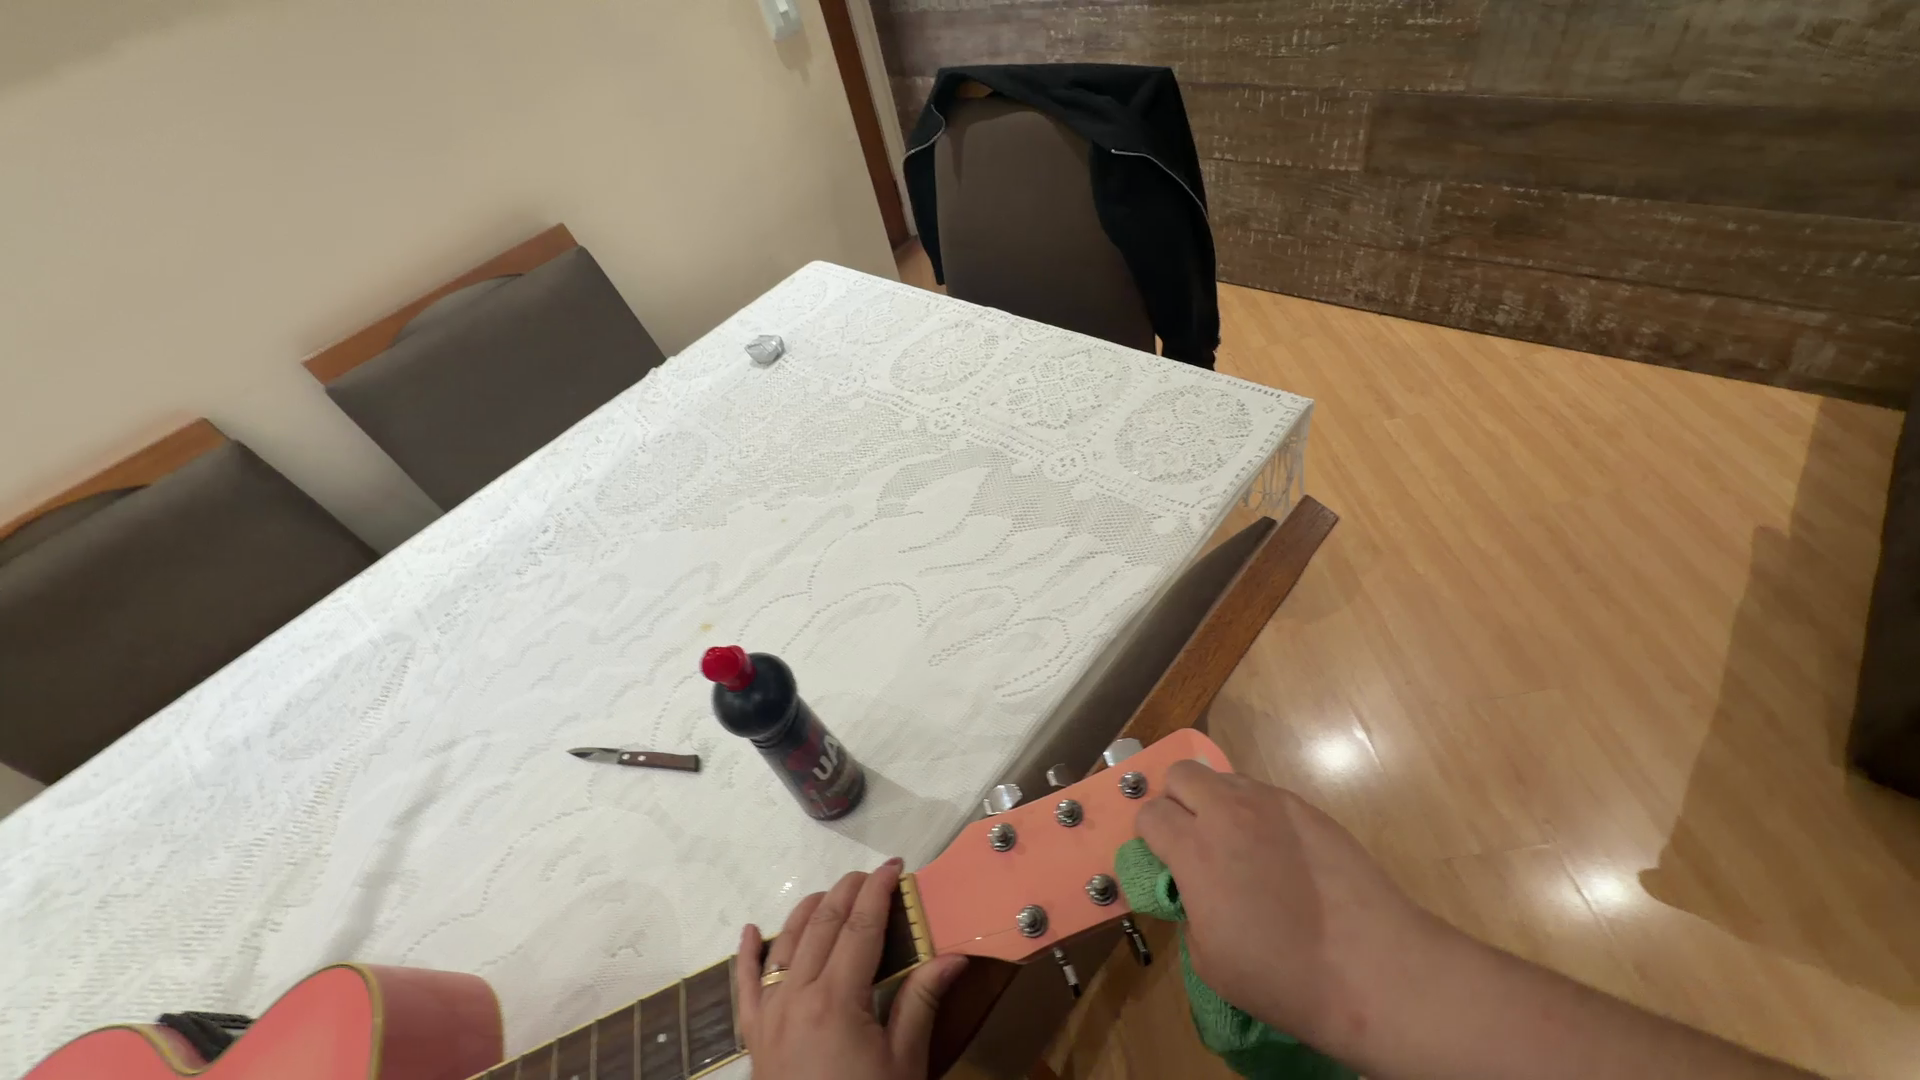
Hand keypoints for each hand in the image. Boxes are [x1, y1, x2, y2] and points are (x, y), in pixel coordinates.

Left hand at [735, 859, 967, 1079]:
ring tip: (833, 894)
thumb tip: (954, 954)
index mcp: (837, 998)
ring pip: (786, 942)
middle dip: (848, 891)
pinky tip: (751, 929)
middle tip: (872, 876)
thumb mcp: (905, 1064)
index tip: (894, 866)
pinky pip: (745, 986)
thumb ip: (921, 1001)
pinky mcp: (754, 1037)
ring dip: (810, 910)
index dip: (878, 890)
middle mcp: (797, 995)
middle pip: (823, 924)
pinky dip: (747, 954)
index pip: (861, 925)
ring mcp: (769, 1015)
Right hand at [1135, 762, 1445, 1059]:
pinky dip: (1256, 813)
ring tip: (1238, 844)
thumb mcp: (1208, 959)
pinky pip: (1264, 795)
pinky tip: (1277, 852)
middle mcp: (1227, 813)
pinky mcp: (1306, 808)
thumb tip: (1190, 888)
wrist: (1375, 969)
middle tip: (1192, 838)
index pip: (1150, 813)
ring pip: (1224, 778)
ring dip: (1216, 802)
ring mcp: (1271, 804)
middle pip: (1180, 774)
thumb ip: (1187, 907)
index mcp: (1195, 851)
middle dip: (1177, 801)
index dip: (1150, 836)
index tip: (1163, 859)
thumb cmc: (1284, 976)